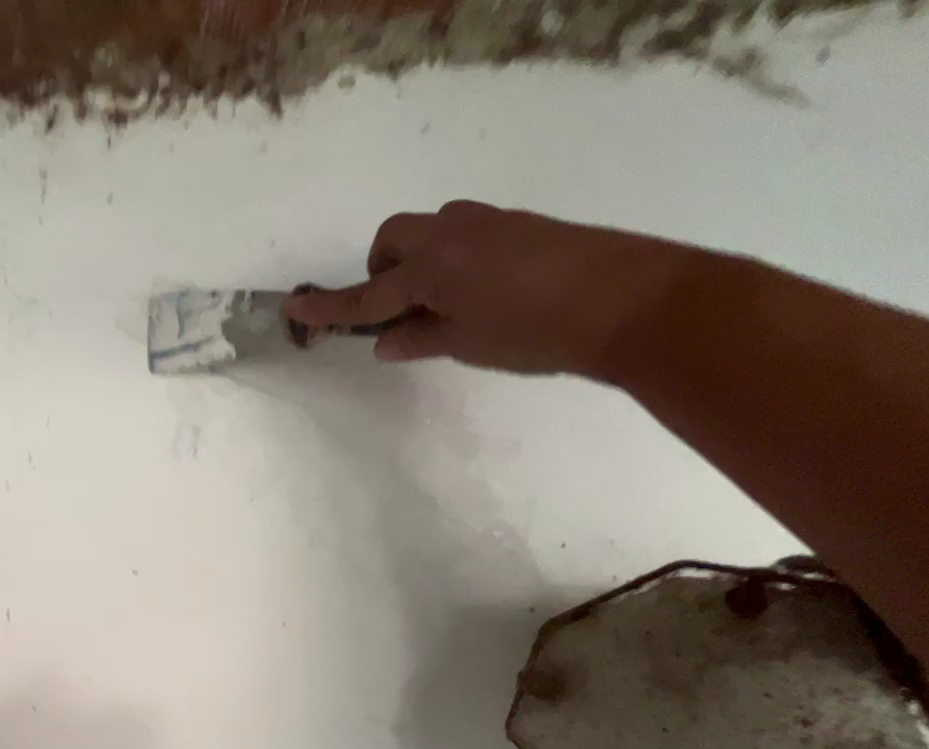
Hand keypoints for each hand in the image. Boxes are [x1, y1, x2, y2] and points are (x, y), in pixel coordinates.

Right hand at [282, 201, 708, 381]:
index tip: (292, 308)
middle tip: (403, 306)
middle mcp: (453, 236)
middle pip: (394, 237)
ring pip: (432, 230)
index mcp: (431, 270)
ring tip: (447, 301)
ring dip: (422, 258)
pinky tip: (487, 291)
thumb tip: (384, 340)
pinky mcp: (522, 224)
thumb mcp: (467, 345)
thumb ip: (419, 337)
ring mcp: (490, 224)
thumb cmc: (538, 334)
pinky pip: (467, 234)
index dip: (328, 308)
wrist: (636, 302)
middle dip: (384, 267)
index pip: (366, 296)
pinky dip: (457, 258)